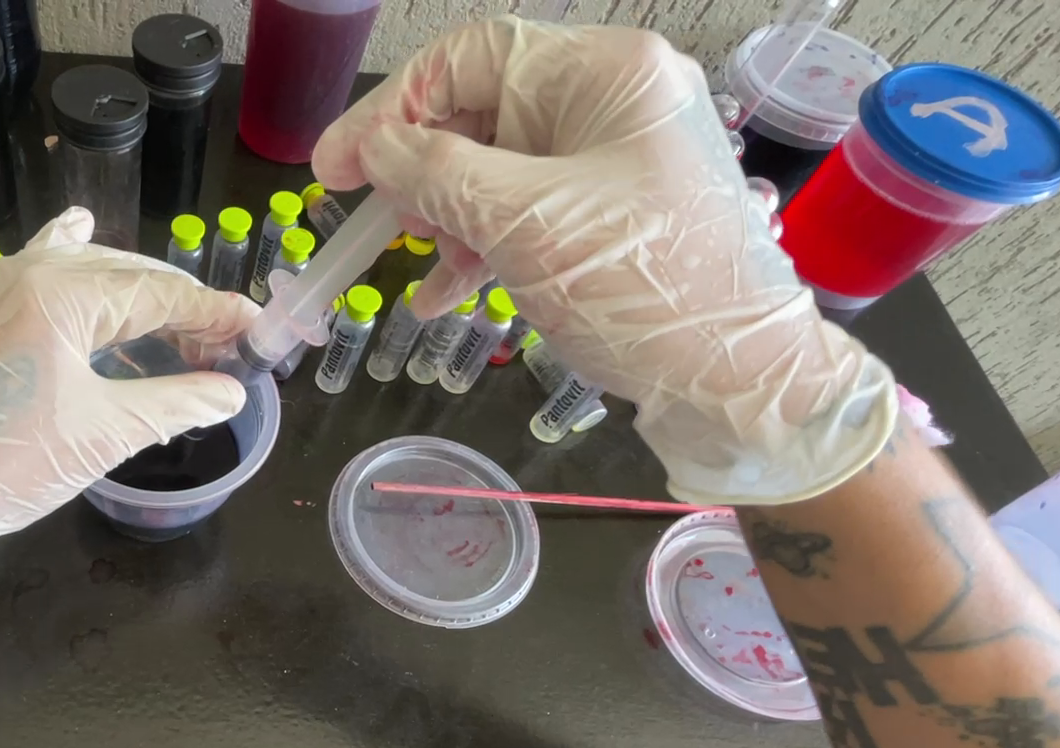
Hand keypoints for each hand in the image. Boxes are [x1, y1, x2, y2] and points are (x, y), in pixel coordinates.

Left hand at [0, 209, 256, 598]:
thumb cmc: (15, 468)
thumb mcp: (106, 434)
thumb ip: (178, 402)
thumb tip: (232, 391)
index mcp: (60, 296)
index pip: (159, 294)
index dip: (215, 313)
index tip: (259, 330)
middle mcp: (30, 271)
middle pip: (131, 276)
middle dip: (184, 309)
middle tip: (228, 348)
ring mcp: (2, 284)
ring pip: (92, 272)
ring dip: (142, 297)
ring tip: (183, 328)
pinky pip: (42, 267)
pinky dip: (75, 259)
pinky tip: (85, 230)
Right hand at [313, 16, 896, 504]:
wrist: (726, 377)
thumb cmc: (638, 286)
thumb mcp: (526, 225)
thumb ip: (439, 175)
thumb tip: (370, 148)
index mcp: (600, 76)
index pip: (471, 57)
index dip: (392, 108)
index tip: (333, 167)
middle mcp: (601, 105)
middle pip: (475, 115)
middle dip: (420, 172)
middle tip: (383, 224)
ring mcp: (598, 164)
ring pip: (486, 173)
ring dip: (443, 219)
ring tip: (427, 263)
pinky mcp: (592, 217)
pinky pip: (512, 217)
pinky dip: (472, 251)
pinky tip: (442, 296)